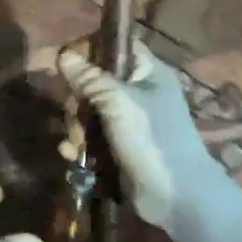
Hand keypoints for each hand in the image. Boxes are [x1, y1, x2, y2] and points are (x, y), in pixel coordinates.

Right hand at [57, 41, 227, 228]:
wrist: (177, 196)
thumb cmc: (153, 139)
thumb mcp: (119, 103)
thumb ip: (90, 78)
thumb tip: (64, 55)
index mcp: (147, 72)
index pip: (116, 45)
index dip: (90, 48)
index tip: (66, 62)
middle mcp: (138, 92)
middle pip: (94, 80)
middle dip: (78, 99)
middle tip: (77, 114)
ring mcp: (128, 121)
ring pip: (88, 110)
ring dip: (76, 126)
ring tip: (78, 144)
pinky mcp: (119, 147)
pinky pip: (91, 136)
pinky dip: (79, 144)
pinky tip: (72, 155)